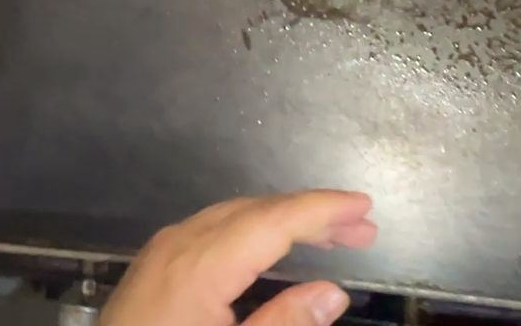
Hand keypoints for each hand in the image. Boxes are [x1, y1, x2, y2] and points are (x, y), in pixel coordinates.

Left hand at [100, 191, 376, 325]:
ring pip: (235, 215)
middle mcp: (180, 241)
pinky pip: (214, 228)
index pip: (272, 221)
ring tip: (332, 234)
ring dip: (284, 220)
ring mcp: (163, 249)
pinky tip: (273, 245)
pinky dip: (253, 230)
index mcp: (198, 264)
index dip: (321, 209)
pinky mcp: (156, 263)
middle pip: (255, 211)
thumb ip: (282, 325)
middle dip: (310, 214)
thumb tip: (333, 292)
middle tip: (363, 228)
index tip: (364, 206)